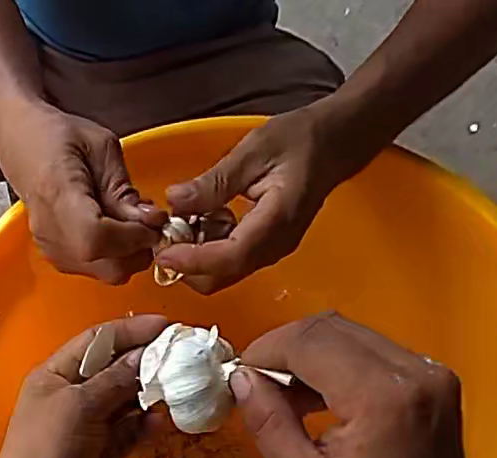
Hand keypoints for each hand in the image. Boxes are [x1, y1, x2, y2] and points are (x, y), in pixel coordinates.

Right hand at [0, 107, 167, 283]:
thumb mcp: (102, 149)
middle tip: (151, 227)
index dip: (133, 238)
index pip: (97, 238)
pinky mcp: (61, 260)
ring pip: (108, 274)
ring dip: (132, 255)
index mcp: (56, 193)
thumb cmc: (59, 138)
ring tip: (135, 227)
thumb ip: (126, 191)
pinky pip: (99, 270)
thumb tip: (151, 223)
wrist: (24, 144)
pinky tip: (118, 234)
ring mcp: (54, 250)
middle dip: (140, 250)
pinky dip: (118, 257)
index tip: (154, 225)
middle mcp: (50, 231)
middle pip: (107, 266)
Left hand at [0, 314, 170, 457]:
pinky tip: (162, 423)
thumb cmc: (48, 450)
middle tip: (185, 355)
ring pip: (129, 401)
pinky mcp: (106, 452)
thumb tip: (147, 355)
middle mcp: (75, 394)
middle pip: (117, 369)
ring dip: (152, 395)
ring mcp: (91, 425)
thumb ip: (115, 380)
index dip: (132, 331)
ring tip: (179, 388)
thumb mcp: (79, 406)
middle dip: (148, 361)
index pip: (98, 341)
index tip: (168, 325)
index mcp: (57, 374)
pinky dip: (147, 426)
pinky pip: (131, 431)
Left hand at [154, 104, 373, 293]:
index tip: (164, 254)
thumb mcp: (253, 151)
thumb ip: (214, 182)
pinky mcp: (264, 251)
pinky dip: (210, 248)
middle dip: (189, 264)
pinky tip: (208, 219)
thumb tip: (175, 200)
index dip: (193, 261)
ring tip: (190, 219)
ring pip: (223, 273)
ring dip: (198, 256)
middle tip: (169, 232)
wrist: (332, 147)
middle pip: (221, 277)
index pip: (229, 257)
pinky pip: (230, 262)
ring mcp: (270, 253)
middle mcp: (274, 248)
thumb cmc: (299, 142)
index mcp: (276, 223)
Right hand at [230, 313, 496, 457]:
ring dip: (312, 354)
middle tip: (257, 383)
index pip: (311, 342)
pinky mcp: (436, 381)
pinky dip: (340, 364)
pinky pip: (375, 352)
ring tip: (285, 394)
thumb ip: (269, 423)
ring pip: (354, 335)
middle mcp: (414, 372)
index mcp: (381, 398)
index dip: (266, 350)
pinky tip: (320, 398)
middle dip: (286, 348)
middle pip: (333, 328)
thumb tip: (241, 378)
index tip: (239, 374)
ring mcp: (431, 373)